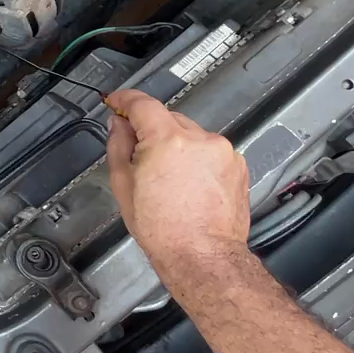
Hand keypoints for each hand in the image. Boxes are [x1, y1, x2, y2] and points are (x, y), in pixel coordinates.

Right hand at [105, 89, 251, 269]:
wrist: (201, 253)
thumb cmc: (163, 226)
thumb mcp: (123, 182)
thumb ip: (119, 145)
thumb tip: (120, 126)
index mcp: (168, 141)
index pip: (143, 104)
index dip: (124, 99)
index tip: (116, 101)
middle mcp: (201, 139)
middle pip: (167, 117)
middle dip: (149, 128)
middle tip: (133, 148)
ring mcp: (223, 152)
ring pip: (189, 133)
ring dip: (173, 142)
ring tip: (162, 173)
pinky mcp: (237, 165)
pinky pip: (208, 149)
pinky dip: (193, 156)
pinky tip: (183, 180)